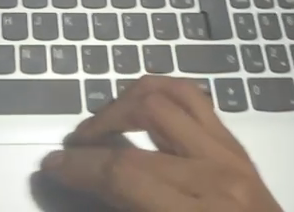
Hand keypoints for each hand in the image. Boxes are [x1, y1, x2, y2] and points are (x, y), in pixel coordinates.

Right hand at [39, 77, 282, 211]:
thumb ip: (127, 208)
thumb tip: (87, 184)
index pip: (125, 172)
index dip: (81, 167)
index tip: (53, 165)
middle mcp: (219, 175)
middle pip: (142, 122)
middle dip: (95, 133)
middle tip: (74, 148)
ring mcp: (234, 156)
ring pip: (168, 93)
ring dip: (126, 101)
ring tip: (104, 125)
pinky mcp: (239, 149)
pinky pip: (193, 99)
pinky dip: (159, 95)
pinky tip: (139, 111)